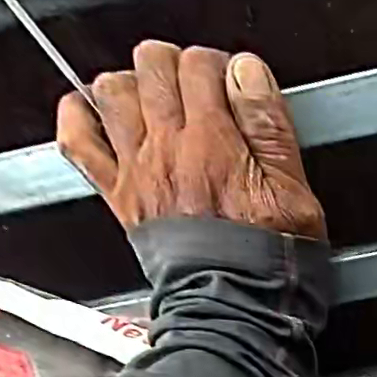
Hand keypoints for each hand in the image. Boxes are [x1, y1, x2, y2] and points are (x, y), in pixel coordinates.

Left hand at [56, 40, 326, 239]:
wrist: (237, 311)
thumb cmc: (272, 264)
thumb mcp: (297, 198)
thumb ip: (272, 131)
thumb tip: (249, 72)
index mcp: (216, 144)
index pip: (204, 66)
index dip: (223, 67)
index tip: (239, 88)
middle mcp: (169, 149)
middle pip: (153, 66)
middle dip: (179, 66)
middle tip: (203, 90)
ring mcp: (138, 170)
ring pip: (112, 88)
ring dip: (135, 84)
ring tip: (160, 102)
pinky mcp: (121, 197)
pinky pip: (79, 141)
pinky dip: (80, 117)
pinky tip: (98, 113)